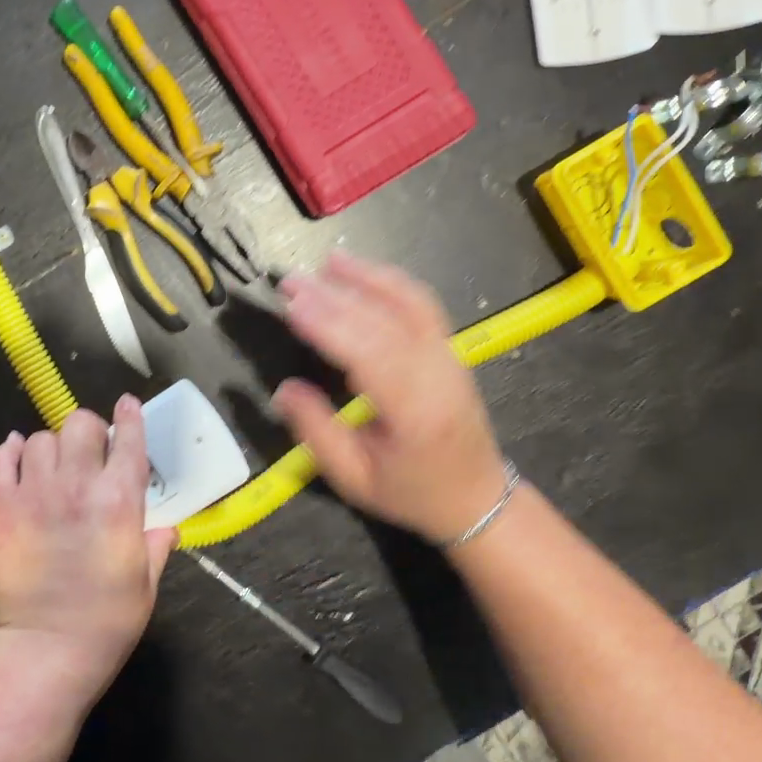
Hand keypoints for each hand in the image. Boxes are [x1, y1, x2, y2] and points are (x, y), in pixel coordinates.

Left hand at [0, 396, 177, 693]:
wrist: (48, 649)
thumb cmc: (108, 621)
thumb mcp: (147, 584)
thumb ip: (155, 547)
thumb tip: (165, 529)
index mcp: (120, 502)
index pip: (129, 441)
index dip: (130, 417)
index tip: (127, 404)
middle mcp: (78, 486)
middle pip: (81, 425)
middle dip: (89, 431)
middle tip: (88, 450)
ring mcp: (35, 494)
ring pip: (40, 439)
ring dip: (51, 447)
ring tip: (52, 465)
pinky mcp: (0, 508)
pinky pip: (1, 461)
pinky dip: (9, 452)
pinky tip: (16, 455)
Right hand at [271, 252, 508, 544]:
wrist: (478, 498)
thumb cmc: (411, 492)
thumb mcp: (353, 478)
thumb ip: (316, 432)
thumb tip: (283, 389)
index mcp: (414, 412)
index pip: (369, 354)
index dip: (329, 326)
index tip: (292, 305)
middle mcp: (436, 374)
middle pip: (383, 322)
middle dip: (334, 297)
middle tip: (290, 280)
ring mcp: (447, 356)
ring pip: (407, 304)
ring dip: (366, 278)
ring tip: (326, 263)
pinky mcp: (448, 348)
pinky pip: (421, 305)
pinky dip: (390, 281)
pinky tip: (360, 272)